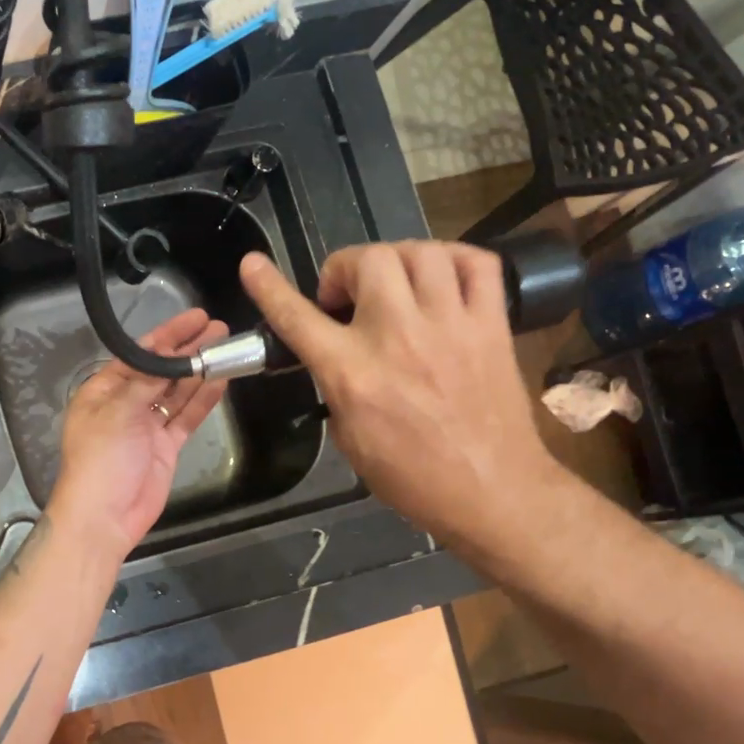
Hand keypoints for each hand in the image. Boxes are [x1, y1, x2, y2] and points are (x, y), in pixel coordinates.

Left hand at [47, 310, 230, 555]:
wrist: (104, 517)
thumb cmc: (100, 461)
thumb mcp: (117, 413)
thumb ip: (145, 382)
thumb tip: (168, 356)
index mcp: (101, 393)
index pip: (137, 356)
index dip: (166, 337)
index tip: (194, 318)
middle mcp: (123, 405)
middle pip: (159, 372)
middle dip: (187, 351)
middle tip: (220, 328)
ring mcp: (145, 427)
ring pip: (176, 393)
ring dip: (199, 372)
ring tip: (227, 347)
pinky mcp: (164, 447)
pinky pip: (186, 417)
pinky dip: (203, 400)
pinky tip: (221, 380)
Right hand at [238, 244, 564, 544]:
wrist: (490, 490)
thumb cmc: (409, 476)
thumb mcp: (348, 437)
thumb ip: (336, 386)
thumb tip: (338, 360)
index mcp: (351, 372)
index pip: (298, 317)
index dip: (269, 286)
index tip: (252, 265)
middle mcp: (397, 336)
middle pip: (368, 261)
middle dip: (346, 269)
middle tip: (347, 299)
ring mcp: (450, 323)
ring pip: (420, 252)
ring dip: (396, 261)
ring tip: (394, 286)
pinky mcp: (491, 323)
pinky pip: (475, 263)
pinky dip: (453, 259)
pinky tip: (441, 278)